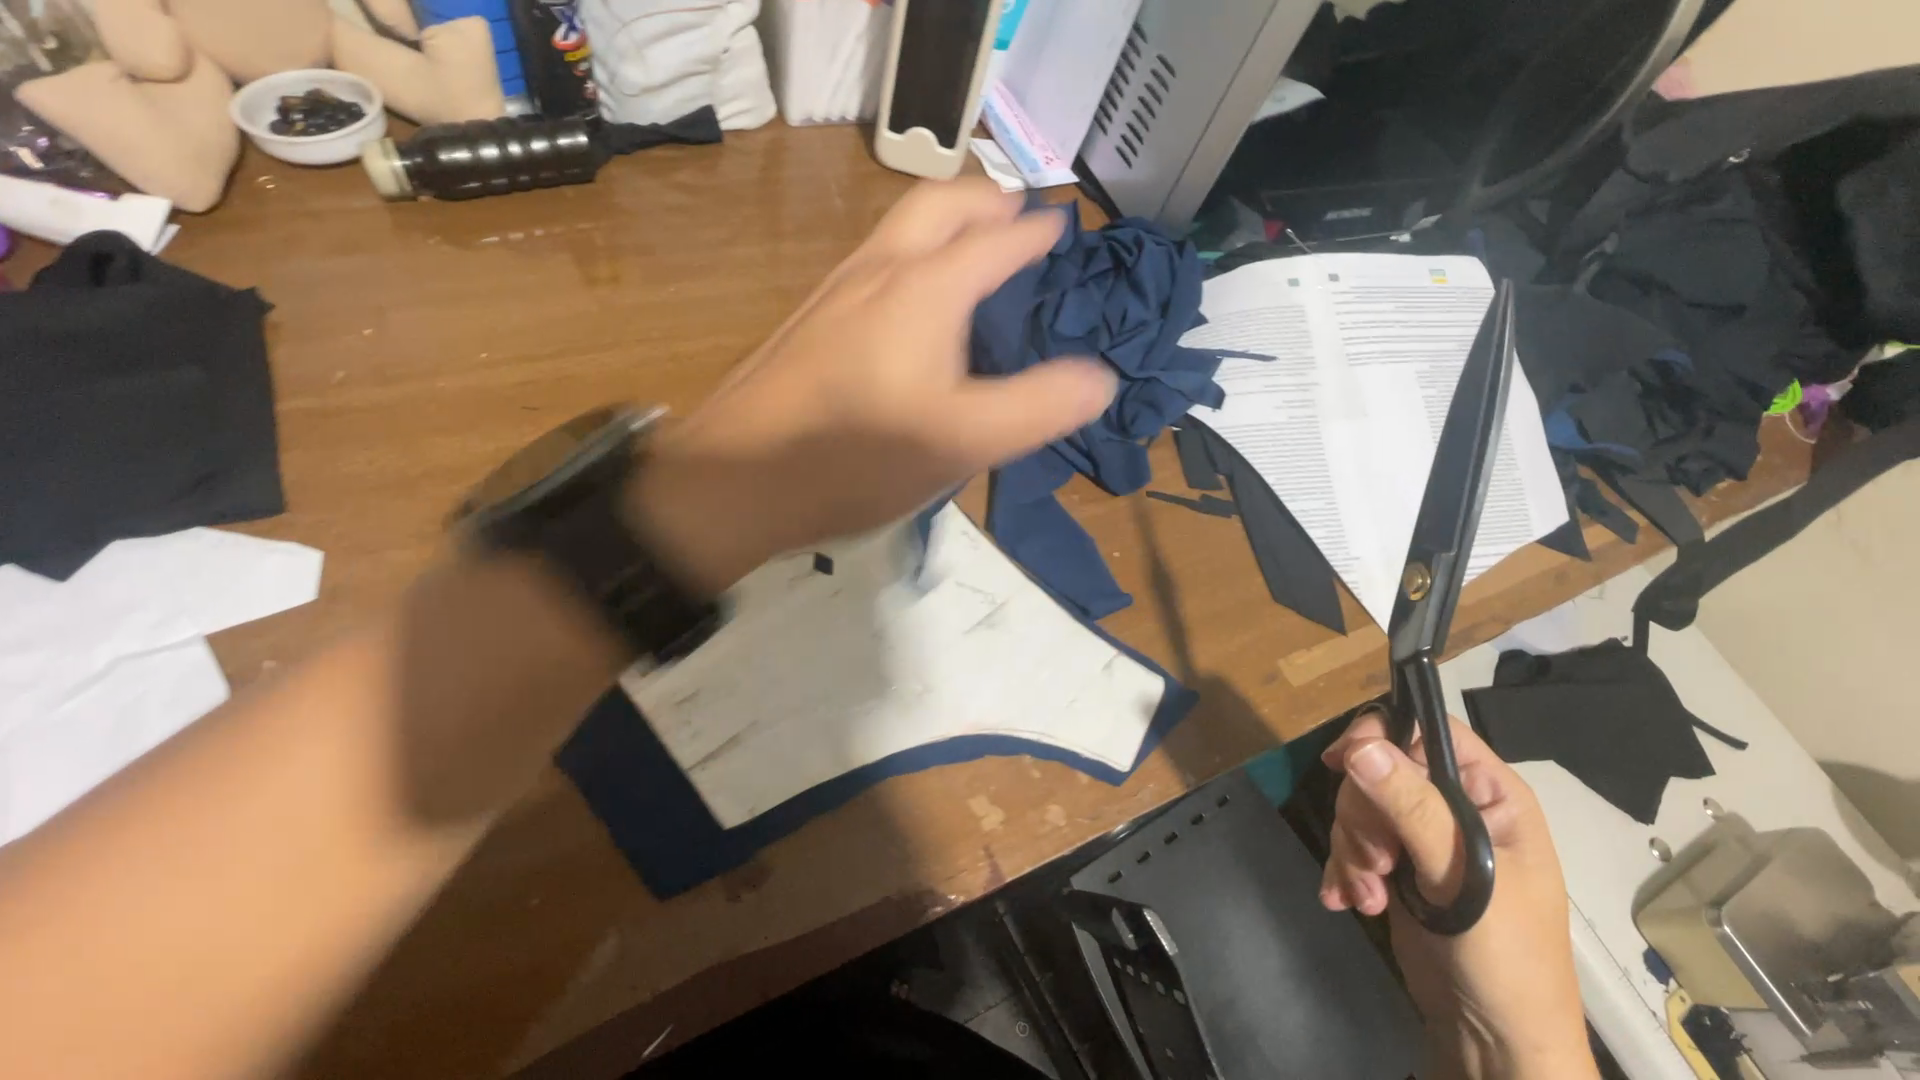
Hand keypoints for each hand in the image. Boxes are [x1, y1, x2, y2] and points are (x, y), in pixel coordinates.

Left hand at [628, 180, 1118, 595]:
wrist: (734, 480)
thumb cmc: (856, 456)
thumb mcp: (964, 441)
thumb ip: (1038, 406)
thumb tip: (1099, 378)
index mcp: (924, 288)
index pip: (995, 240)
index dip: (1034, 232)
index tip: (1060, 226)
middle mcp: (877, 271)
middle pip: (937, 205)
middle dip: (982, 199)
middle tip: (1015, 212)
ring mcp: (833, 292)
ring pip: (896, 231)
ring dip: (942, 224)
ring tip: (972, 249)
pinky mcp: (806, 322)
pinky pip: (872, 265)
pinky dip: (910, 258)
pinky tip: (908, 306)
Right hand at [1320, 711, 1596, 1079]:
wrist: (1494, 1041)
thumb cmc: (1505, 958)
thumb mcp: (1464, 880)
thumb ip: (1414, 809)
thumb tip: (1361, 746)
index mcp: (1491, 794)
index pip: (1427, 731)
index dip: (1380, 735)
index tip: (1341, 762)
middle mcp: (1455, 806)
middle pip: (1379, 769)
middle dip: (1364, 817)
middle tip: (1378, 863)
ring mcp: (1423, 839)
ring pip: (1359, 808)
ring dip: (1352, 852)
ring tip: (1370, 898)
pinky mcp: (1397, 868)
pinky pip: (1350, 844)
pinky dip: (1343, 870)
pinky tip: (1349, 901)